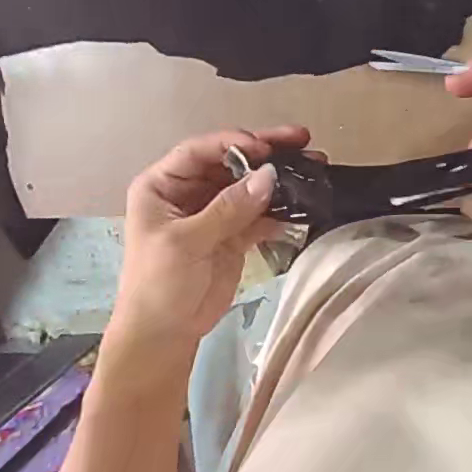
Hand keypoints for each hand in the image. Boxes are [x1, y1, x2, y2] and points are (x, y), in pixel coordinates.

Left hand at [110, 126, 309, 344]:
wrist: (164, 332)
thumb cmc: (159, 283)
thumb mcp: (187, 242)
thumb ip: (228, 208)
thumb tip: (269, 177)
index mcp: (163, 185)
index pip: (199, 152)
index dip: (232, 143)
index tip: (265, 146)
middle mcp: (188, 193)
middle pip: (229, 164)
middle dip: (264, 153)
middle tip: (301, 139)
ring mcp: (213, 214)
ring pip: (248, 187)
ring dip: (277, 179)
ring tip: (313, 166)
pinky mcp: (232, 236)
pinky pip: (258, 215)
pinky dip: (279, 211)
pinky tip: (303, 204)